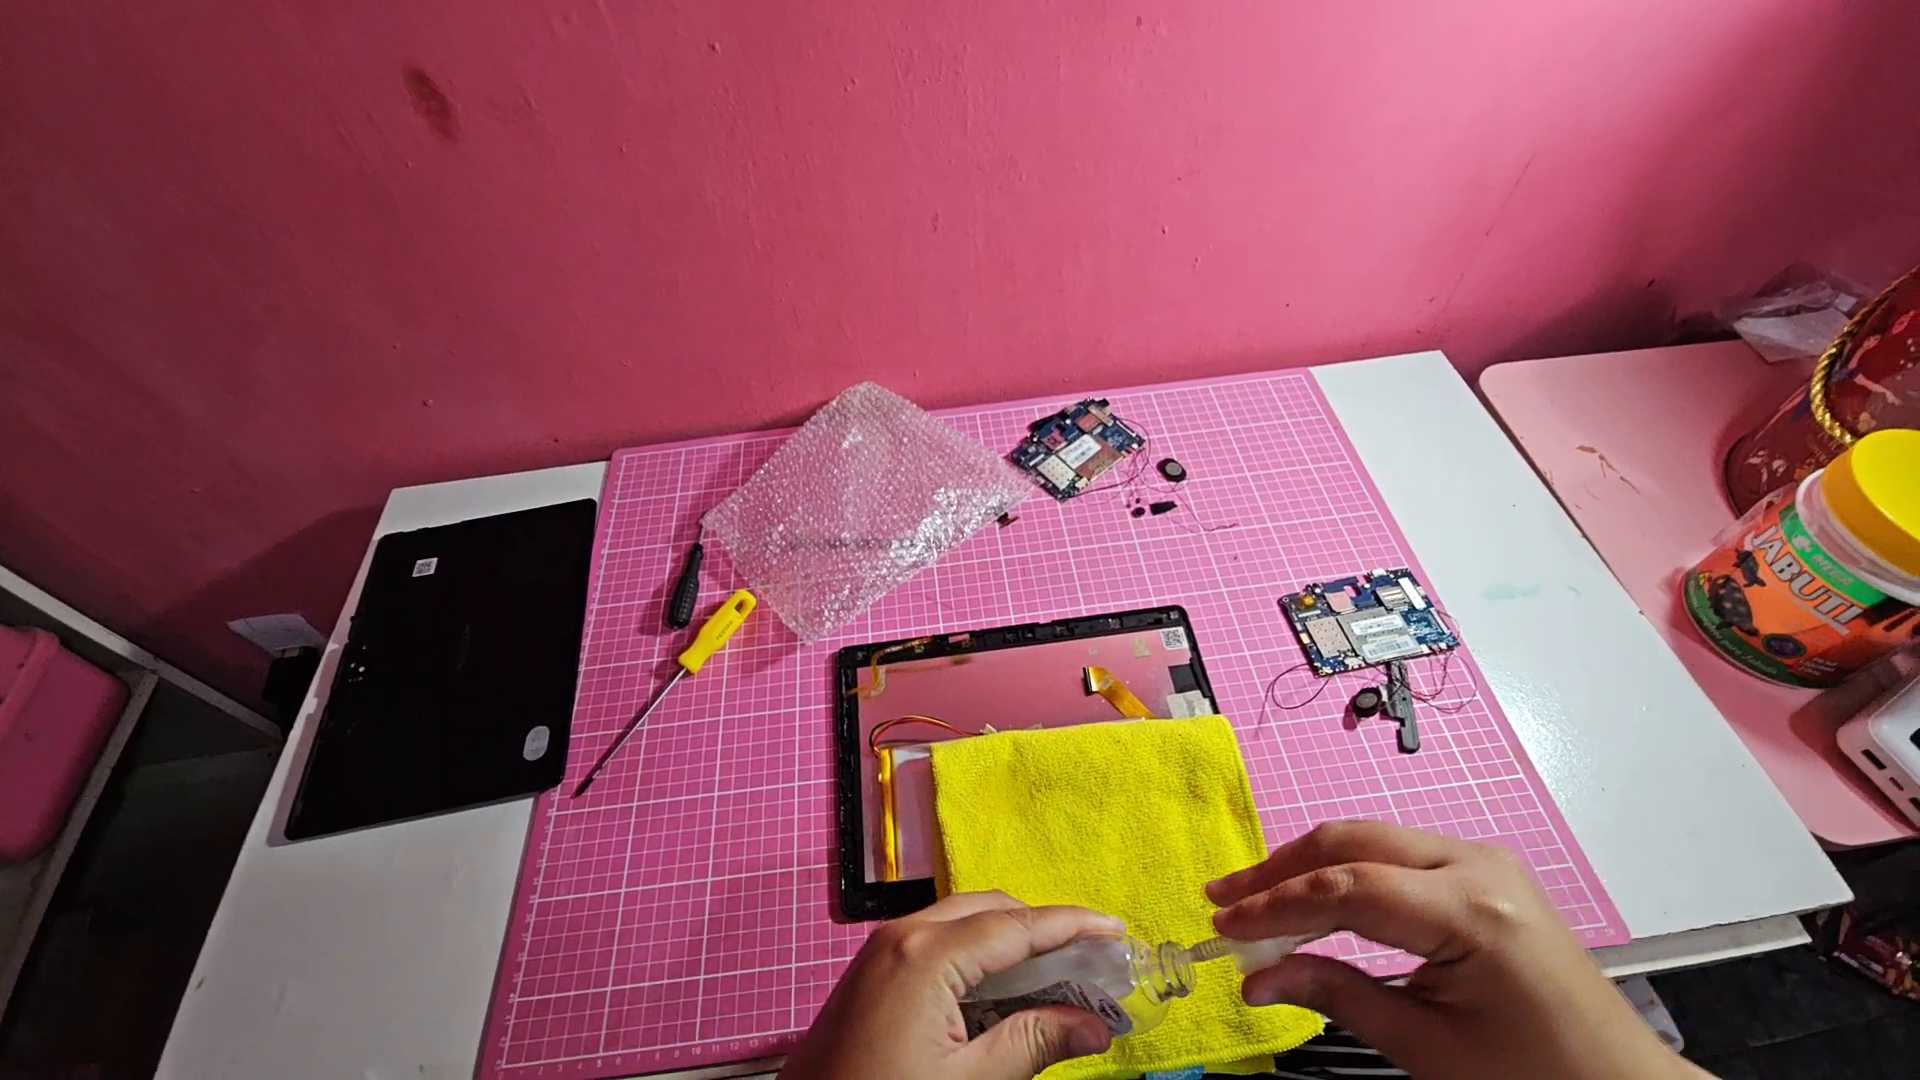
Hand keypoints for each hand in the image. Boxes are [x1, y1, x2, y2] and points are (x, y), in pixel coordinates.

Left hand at [782, 892, 1118, 1079]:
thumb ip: (1033, 1043)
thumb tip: (1093, 1026)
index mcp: (926, 954)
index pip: (1016, 926)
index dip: (1070, 924)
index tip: (1112, 928)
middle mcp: (904, 933)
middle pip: (990, 910)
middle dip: (1041, 929)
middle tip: (1088, 959)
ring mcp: (884, 946)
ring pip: (964, 921)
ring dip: (1010, 941)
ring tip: (1054, 975)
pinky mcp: (875, 966)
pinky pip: (939, 940)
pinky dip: (977, 955)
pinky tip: (1002, 990)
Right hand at [1207, 821, 1707, 1079]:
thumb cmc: (1535, 1077)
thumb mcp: (1430, 1051)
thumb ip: (1336, 997)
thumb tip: (1258, 980)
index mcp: (1474, 912)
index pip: (1349, 889)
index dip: (1277, 905)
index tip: (1226, 925)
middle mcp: (1475, 864)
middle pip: (1349, 843)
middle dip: (1279, 870)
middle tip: (1225, 899)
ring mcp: (1477, 857)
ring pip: (1363, 837)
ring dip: (1302, 864)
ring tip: (1251, 893)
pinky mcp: (1473, 866)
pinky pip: (1387, 852)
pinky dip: (1338, 869)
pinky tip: (1306, 891)